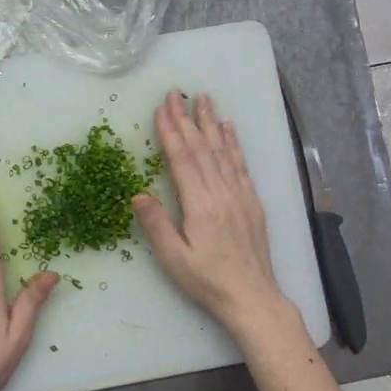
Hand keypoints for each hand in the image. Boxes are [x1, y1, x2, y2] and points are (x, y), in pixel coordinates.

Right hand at [132, 91, 295, 335]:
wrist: (252, 297)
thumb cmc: (206, 281)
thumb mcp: (173, 258)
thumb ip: (156, 224)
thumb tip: (138, 193)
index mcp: (200, 205)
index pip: (182, 159)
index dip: (170, 131)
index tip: (162, 107)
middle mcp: (222, 193)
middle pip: (202, 148)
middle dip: (187, 118)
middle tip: (177, 93)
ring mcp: (240, 196)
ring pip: (223, 151)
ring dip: (211, 123)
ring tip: (204, 99)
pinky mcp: (252, 203)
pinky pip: (242, 165)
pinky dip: (234, 144)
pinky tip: (229, 129)